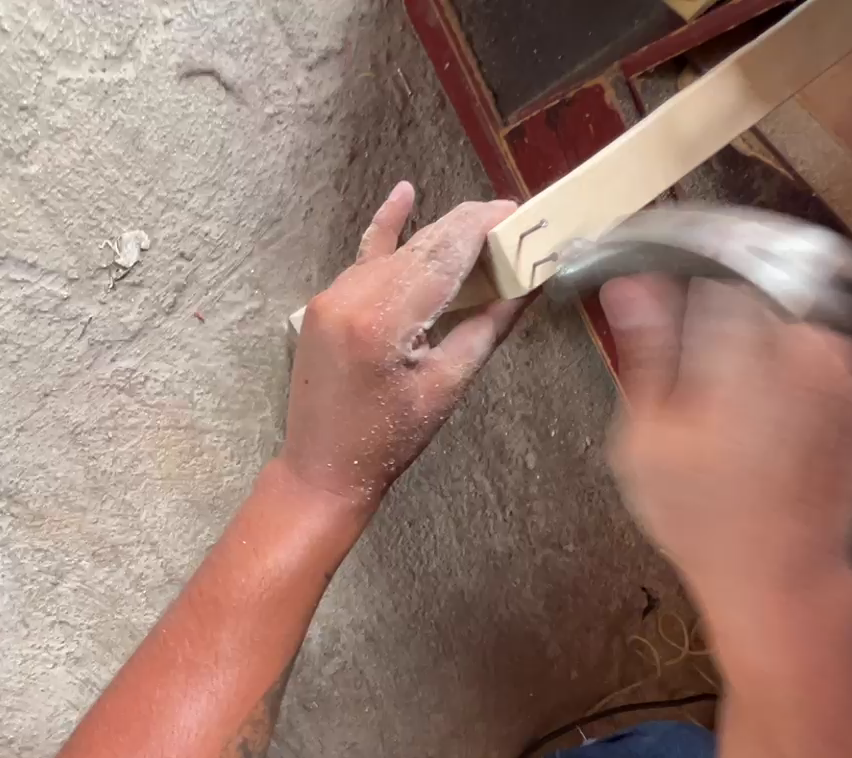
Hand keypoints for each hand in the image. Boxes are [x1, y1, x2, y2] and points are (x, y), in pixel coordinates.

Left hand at [282, 182, 528, 506]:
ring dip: (438, 239)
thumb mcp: (446, 387)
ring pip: (396, 252)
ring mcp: (331, 296)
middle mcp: (352, 294)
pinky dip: (387, 233)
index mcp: (385, 319)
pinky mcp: (323, 304)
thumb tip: (529, 285)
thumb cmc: (388, 440)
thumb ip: (487, 328)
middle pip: (422, 245)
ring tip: (481, 229)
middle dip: (468, 229)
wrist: (322, 469)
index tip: (521, 212)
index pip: (445, 252)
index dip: (485, 226)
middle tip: (513, 222)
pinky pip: (362, 260)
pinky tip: (404, 194)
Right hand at [601, 275, 851, 628]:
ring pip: (785, 312)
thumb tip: (630, 283)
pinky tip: (750, 406)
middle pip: (754, 280)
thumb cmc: (698, 516)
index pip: (715, 261)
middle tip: (677, 346)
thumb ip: (647, 353)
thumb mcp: (648, 441)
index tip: (646, 272)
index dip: (677, 260)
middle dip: (710, 299)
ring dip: (746, 327)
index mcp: (749, 349)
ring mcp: (845, 369)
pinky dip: (778, 355)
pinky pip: (813, 346)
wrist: (781, 578)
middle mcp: (808, 343)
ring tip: (712, 383)